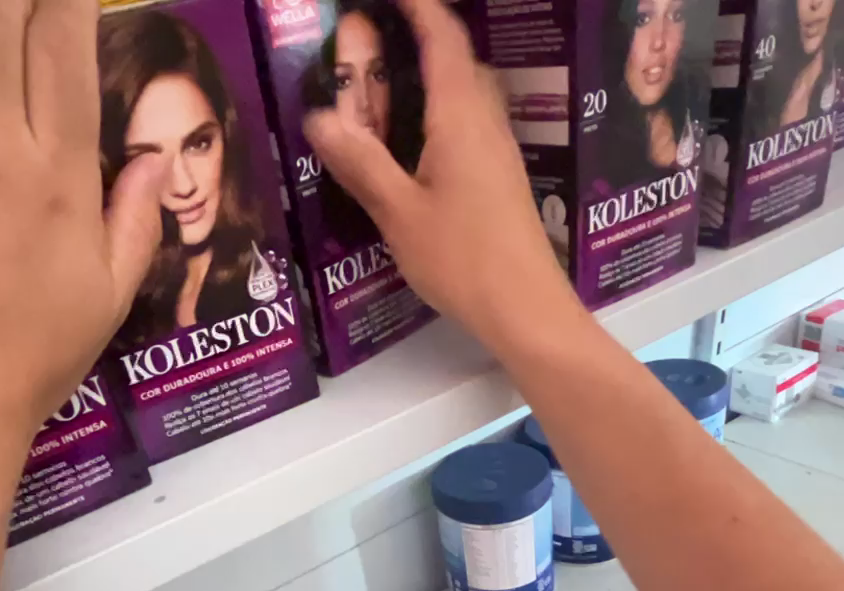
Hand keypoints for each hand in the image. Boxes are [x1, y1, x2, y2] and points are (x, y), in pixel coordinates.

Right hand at [303, 0, 586, 357]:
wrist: (525, 308)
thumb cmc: (462, 259)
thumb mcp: (400, 214)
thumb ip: (362, 164)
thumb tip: (318, 117)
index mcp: (460, 117)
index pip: (442, 37)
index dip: (417, 6)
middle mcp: (487, 123)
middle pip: (460, 61)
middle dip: (424, 40)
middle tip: (379, 48)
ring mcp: (501, 153)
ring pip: (470, 96)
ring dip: (437, 80)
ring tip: (394, 93)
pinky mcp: (505, 182)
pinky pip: (474, 128)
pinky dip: (446, 117)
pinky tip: (423, 148)